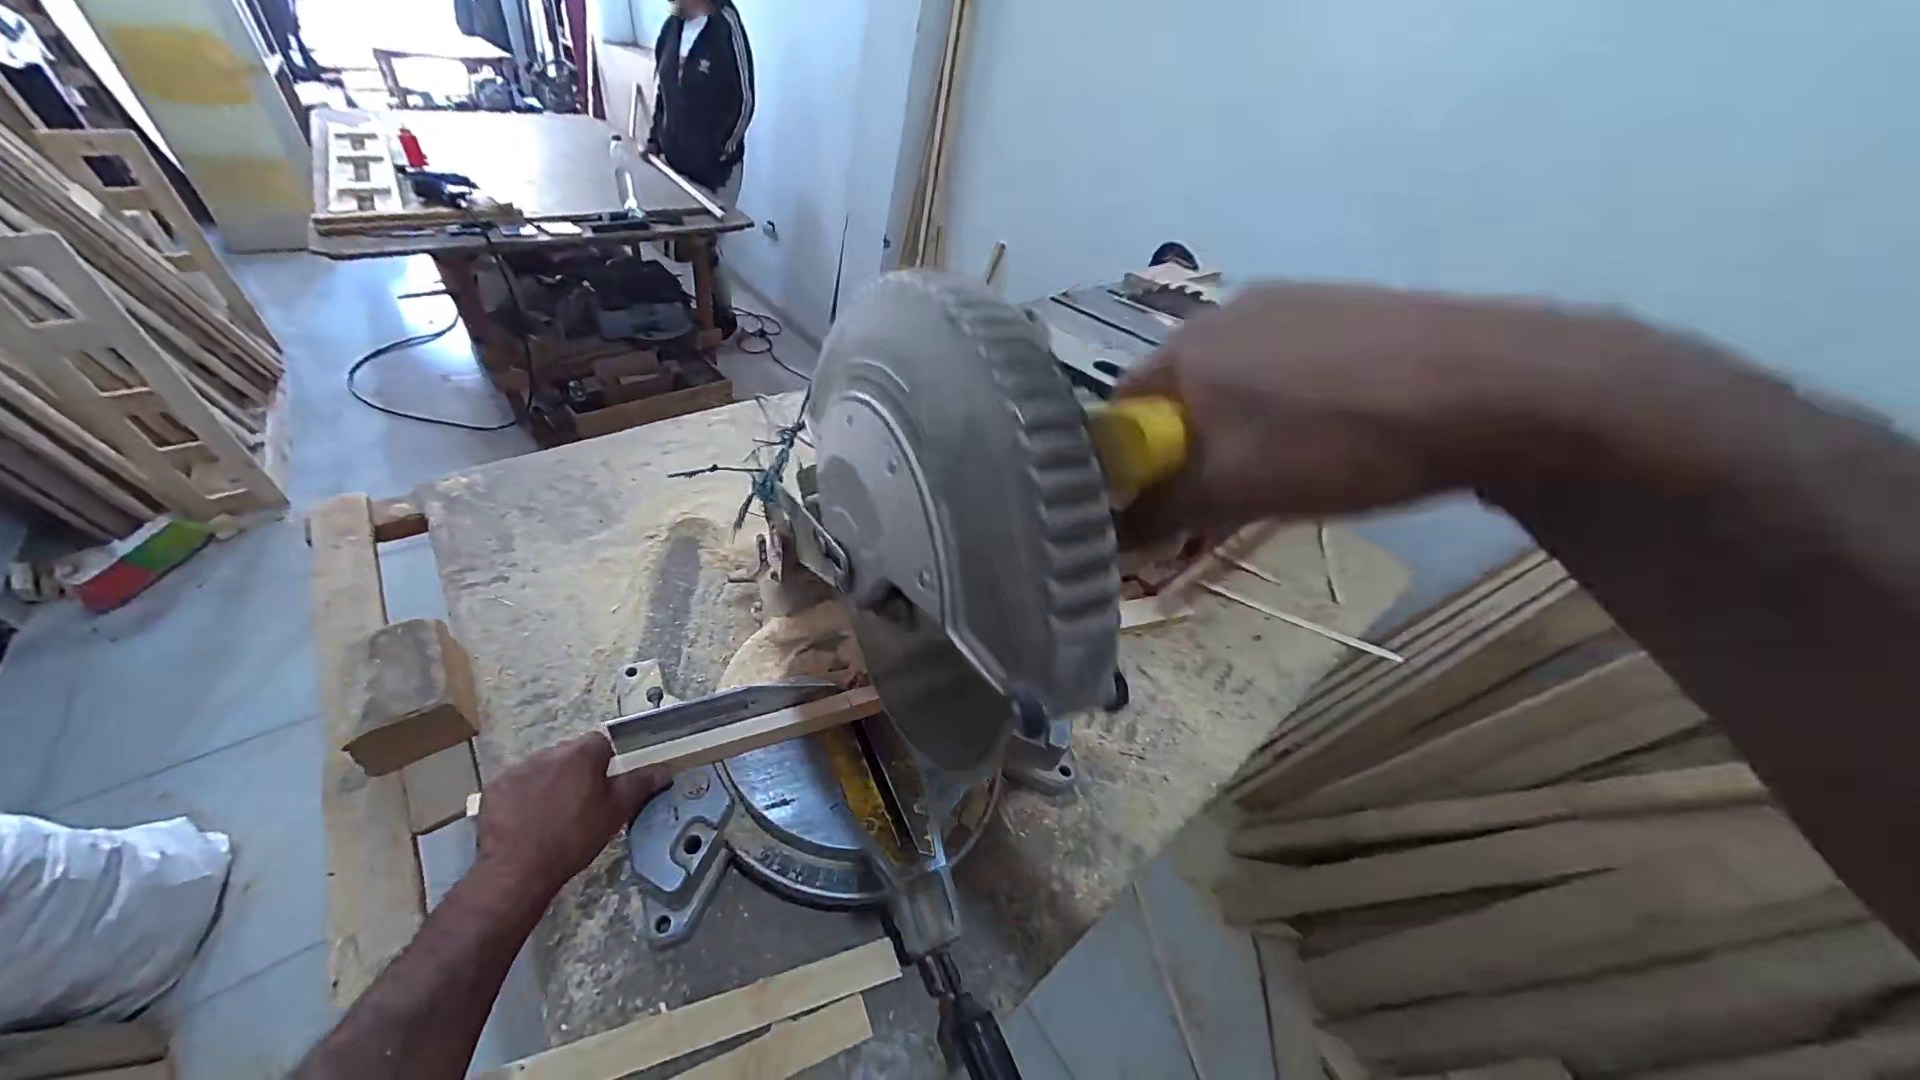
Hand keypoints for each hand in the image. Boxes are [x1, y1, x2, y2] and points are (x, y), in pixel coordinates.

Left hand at [474, 733, 667, 894]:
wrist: (517, 871)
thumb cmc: (574, 837)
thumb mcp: (616, 812)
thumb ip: (640, 784)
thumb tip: (664, 769)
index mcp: (582, 753)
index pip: (601, 742)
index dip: (607, 760)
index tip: (607, 783)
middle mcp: (549, 753)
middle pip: (571, 753)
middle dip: (577, 771)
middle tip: (583, 801)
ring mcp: (518, 770)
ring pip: (544, 768)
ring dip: (551, 781)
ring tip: (553, 813)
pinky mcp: (494, 789)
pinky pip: (517, 784)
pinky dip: (524, 795)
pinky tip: (527, 819)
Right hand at [1117, 282, 1683, 536]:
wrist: (1503, 387)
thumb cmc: (1338, 443)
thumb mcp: (1232, 491)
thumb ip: (1157, 510)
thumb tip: (1109, 532)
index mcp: (1184, 349)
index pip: (1118, 410)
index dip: (1125, 462)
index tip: (1151, 501)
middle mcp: (1224, 312)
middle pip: (1174, 393)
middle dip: (1181, 447)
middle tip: (1214, 493)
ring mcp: (1289, 300)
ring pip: (1230, 377)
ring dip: (1232, 425)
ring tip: (1278, 465)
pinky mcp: (1342, 305)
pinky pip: (1282, 362)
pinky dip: (1281, 401)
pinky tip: (1327, 430)